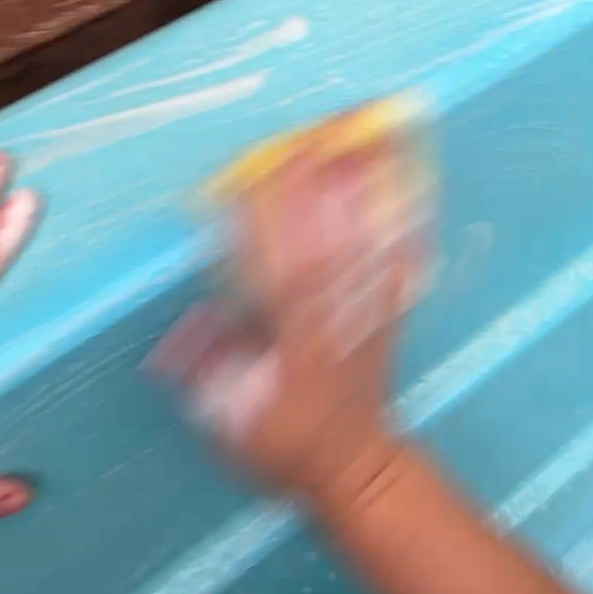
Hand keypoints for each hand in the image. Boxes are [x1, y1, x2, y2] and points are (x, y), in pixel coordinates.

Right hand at [151, 138, 429, 513]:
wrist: (354, 465)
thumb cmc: (285, 443)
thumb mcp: (231, 422)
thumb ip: (208, 371)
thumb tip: (184, 325)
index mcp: (295, 343)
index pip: (282, 272)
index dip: (271, 222)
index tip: (260, 171)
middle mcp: (336, 318)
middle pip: (330, 241)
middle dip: (324, 184)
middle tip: (319, 128)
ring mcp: (368, 310)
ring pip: (367, 241)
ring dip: (368, 187)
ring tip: (366, 134)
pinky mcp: (390, 309)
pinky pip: (400, 259)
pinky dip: (404, 218)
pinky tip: (408, 179)